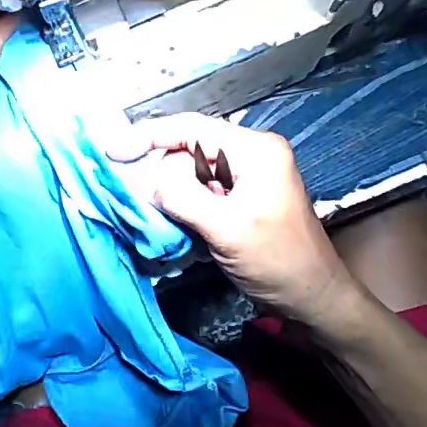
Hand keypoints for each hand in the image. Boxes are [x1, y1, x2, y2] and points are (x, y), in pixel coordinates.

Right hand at [106, 113, 361, 321]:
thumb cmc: (279, 262)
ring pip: (190, 172)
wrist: (314, 298)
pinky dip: (180, 204)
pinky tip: (169, 222)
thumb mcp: (226, 228)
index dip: (148, 136)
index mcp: (255, 149)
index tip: (112, 151)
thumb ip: (182, 197)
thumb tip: (146, 179)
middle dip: (158, 171)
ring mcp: (246, 176)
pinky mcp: (239, 198)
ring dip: (167, 192)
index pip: (191, 128)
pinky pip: (199, 191)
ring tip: (146, 211)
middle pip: (188, 150)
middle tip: (130, 194)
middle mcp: (250, 154)